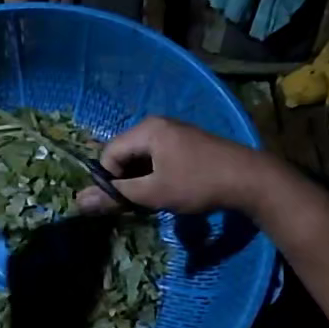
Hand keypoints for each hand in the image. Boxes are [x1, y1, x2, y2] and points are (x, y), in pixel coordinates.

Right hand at [74, 117, 269, 214]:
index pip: (109, 154)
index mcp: (147, 130)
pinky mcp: (187, 143)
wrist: (250, 179)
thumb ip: (116, 195)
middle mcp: (158, 124)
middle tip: (139, 203)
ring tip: (155, 199)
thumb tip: (79, 201)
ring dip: (142, 179)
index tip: (124, 202)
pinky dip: (157, 174)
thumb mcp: (153, 193)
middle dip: (126, 179)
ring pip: (142, 157)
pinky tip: (170, 190)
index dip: (110, 180)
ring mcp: (175, 132)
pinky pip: (159, 156)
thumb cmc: (197, 183)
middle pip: (125, 153)